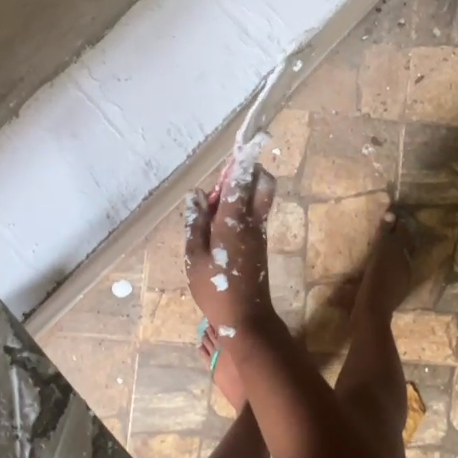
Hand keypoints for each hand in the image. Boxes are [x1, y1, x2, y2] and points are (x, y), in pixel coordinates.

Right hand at [183, 162, 279, 335]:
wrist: (246, 317)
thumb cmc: (214, 288)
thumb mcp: (194, 256)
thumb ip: (195, 222)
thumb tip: (197, 194)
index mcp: (234, 220)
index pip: (241, 180)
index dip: (243, 158)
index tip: (247, 140)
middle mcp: (252, 221)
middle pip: (263, 182)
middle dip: (248, 171)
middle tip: (221, 185)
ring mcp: (259, 232)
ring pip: (260, 197)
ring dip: (242, 191)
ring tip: (213, 210)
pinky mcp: (260, 243)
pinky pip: (255, 213)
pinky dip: (242, 208)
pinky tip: (218, 226)